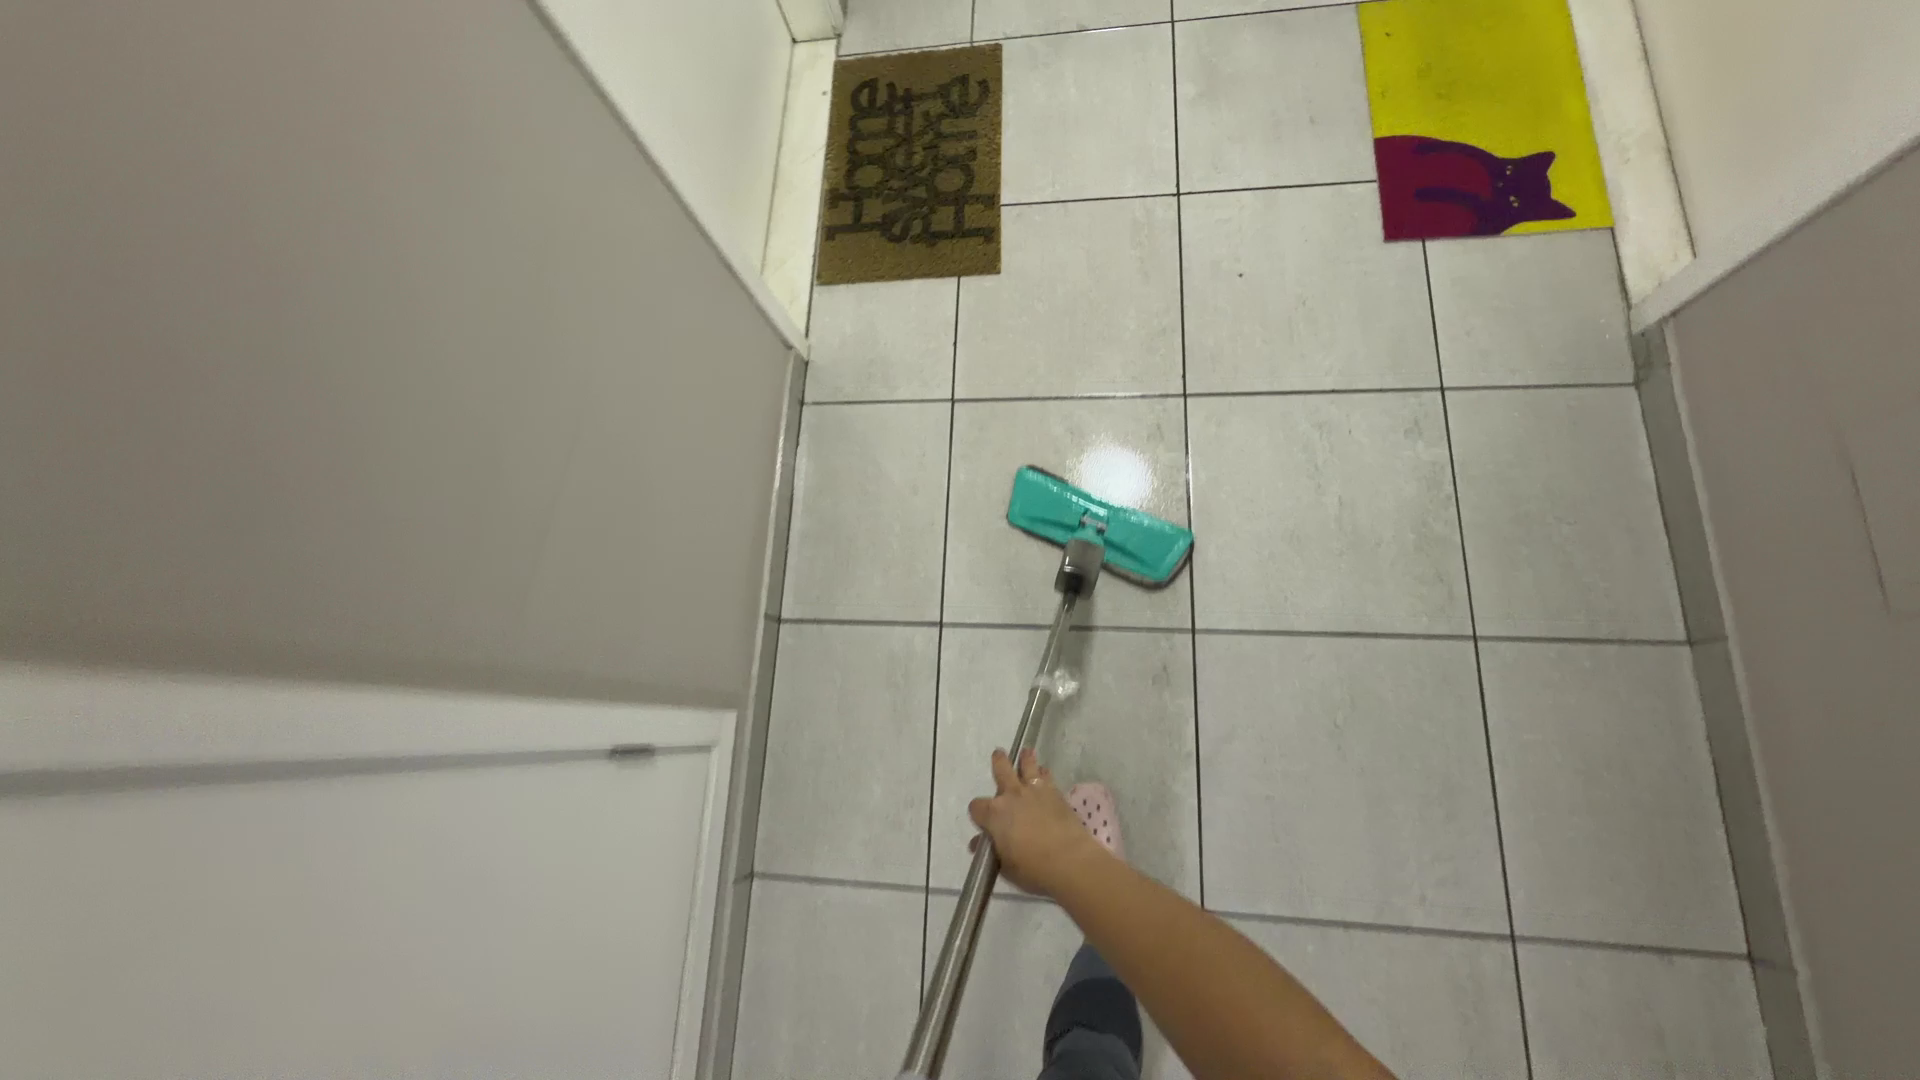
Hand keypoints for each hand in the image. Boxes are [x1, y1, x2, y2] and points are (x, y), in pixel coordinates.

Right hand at [967, 748, 1108, 896]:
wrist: (1069, 860)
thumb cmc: (1032, 868)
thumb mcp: (1005, 865)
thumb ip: (992, 850)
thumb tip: (977, 843)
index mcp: (995, 814)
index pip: (976, 806)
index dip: (977, 812)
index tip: (982, 818)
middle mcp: (1012, 796)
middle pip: (1001, 771)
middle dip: (998, 762)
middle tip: (999, 754)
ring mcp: (1034, 791)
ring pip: (1027, 765)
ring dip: (1025, 759)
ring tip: (1026, 751)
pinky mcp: (1054, 792)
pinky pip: (1046, 776)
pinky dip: (1044, 773)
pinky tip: (1045, 773)